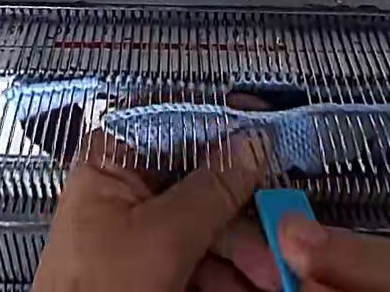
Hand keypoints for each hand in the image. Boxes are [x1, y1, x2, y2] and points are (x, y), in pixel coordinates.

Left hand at [33, 131, 274, 291]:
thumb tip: (254, 142)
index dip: (222, 116)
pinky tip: (250, 283)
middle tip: (278, 215)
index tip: (262, 122)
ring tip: (272, 269)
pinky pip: (200, 252)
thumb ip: (213, 185)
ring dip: (245, 244)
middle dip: (244, 202)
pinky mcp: (151, 265)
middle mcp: (126, 185)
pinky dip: (228, 270)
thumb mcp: (163, 238)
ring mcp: (139, 228)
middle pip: (200, 171)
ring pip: (206, 216)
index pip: (175, 114)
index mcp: (112, 160)